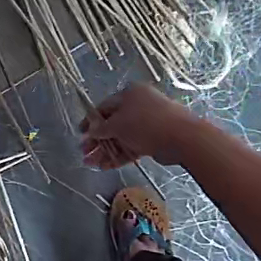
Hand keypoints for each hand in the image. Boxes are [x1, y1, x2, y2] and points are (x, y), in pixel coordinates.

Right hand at [81, 83, 208, 168]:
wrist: (181, 137)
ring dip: (105, 150)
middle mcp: (138, 106)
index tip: (80, 133)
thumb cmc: (145, 123)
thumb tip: (90, 131)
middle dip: (97, 140)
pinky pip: (131, 147)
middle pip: (112, 124)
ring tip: (91, 164)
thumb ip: (100, 129)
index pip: (104, 107)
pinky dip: (119, 156)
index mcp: (129, 94)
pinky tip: (106, 166)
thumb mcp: (117, 124)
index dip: (90, 121)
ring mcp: (147, 123)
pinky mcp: (153, 139)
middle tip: (84, 152)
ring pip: (121, 138)